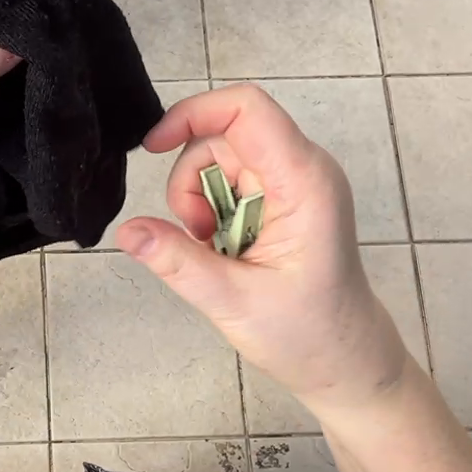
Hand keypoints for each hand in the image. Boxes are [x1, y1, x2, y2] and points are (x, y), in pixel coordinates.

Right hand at [115, 84, 409, 414]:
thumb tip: (127, 231)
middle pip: (222, 136)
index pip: (246, 110)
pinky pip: (227, 183)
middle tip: (195, 236)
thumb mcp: (232, 301)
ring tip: (211, 248)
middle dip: (190, 181)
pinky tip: (220, 248)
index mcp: (302, 182)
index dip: (193, 114)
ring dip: (197, 199)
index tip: (151, 148)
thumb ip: (178, 261)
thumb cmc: (304, 335)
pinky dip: (208, 210)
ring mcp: (290, 184)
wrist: (344, 361)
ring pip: (218, 159)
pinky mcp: (279, 200)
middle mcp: (299, 170)